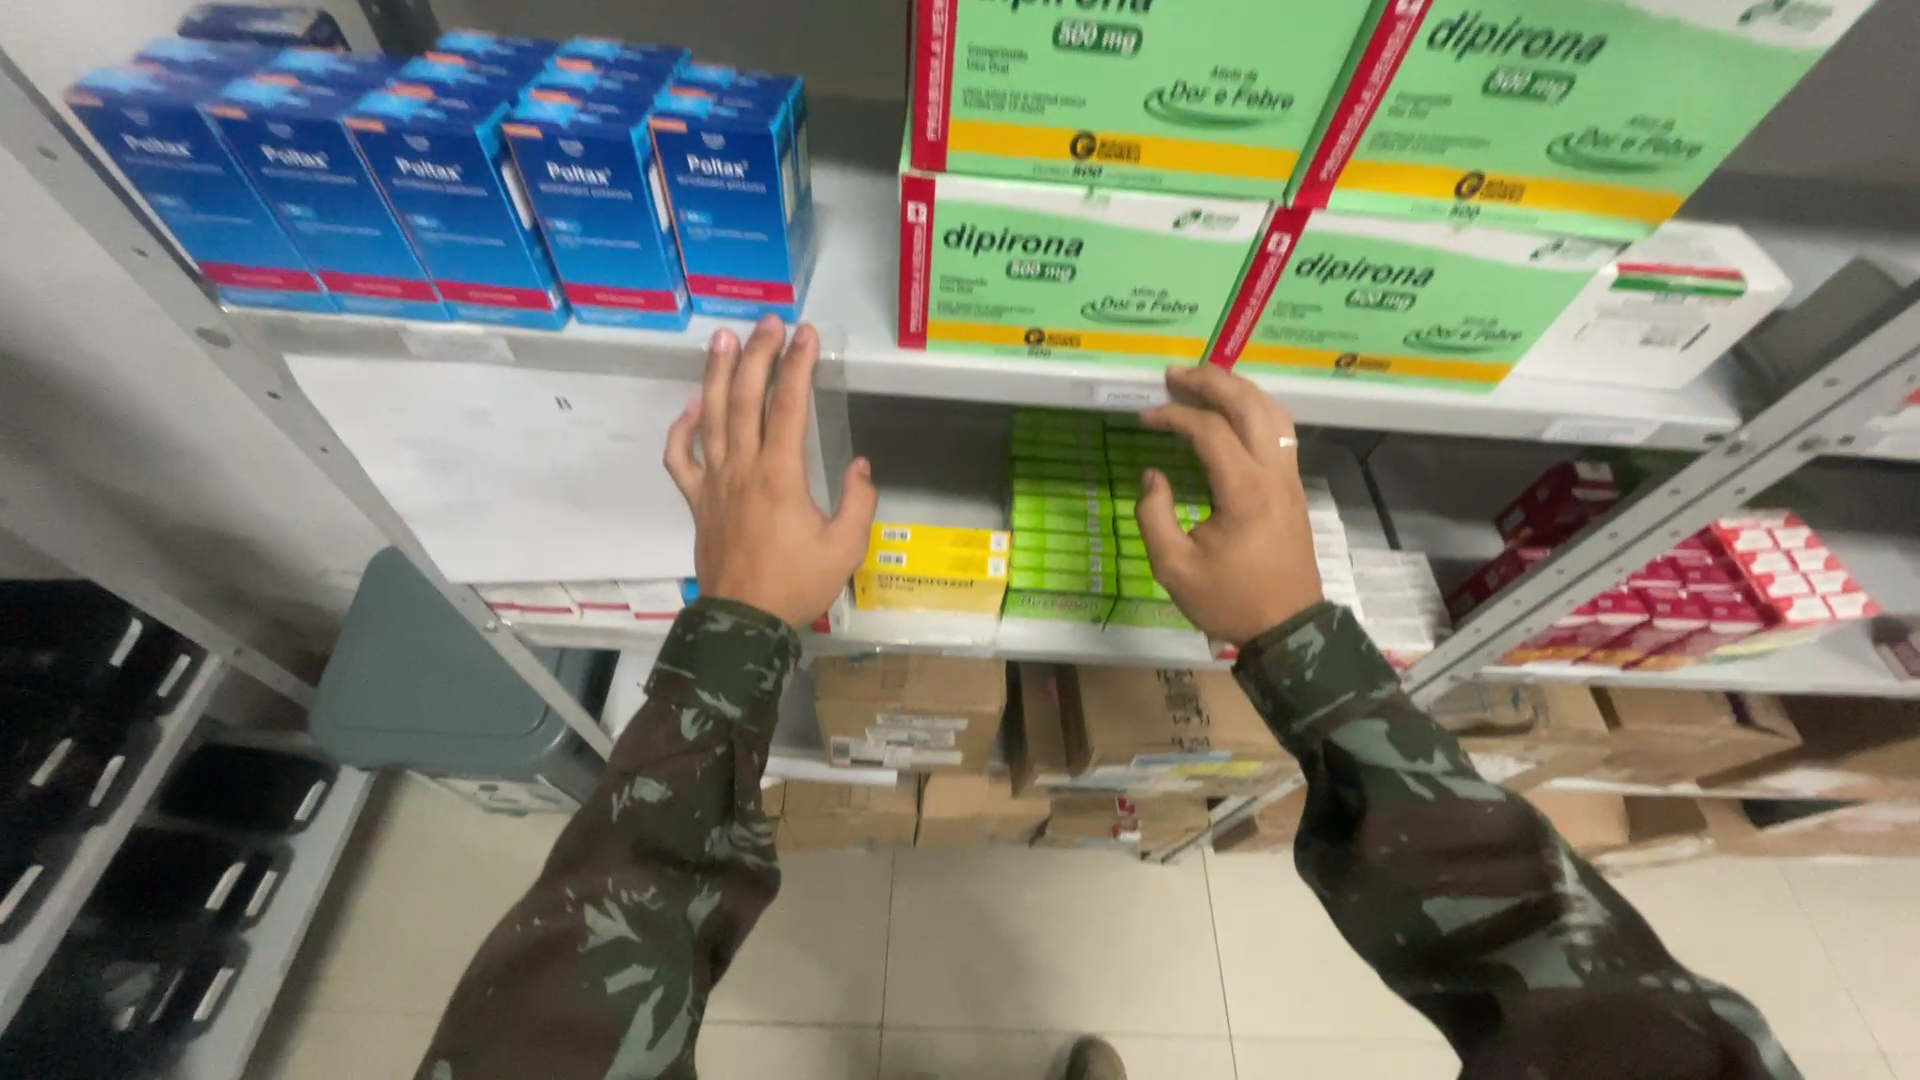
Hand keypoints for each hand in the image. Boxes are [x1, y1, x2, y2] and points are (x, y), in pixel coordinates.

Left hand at [664, 316, 877, 626]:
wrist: (745, 622)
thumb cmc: (797, 585)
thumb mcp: (846, 549)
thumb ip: (858, 503)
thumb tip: (861, 465)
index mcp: (780, 476)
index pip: (788, 406)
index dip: (798, 366)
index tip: (806, 335)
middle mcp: (742, 469)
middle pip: (744, 399)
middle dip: (758, 355)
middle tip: (768, 323)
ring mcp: (714, 483)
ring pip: (709, 417)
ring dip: (717, 375)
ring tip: (724, 338)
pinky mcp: (698, 501)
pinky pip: (681, 459)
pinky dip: (680, 431)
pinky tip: (691, 408)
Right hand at [1135, 365, 1322, 645]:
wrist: (1286, 628)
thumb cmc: (1227, 600)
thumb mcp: (1173, 568)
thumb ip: (1153, 515)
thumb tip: (1153, 475)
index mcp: (1244, 492)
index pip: (1210, 431)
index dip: (1174, 416)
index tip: (1144, 417)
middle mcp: (1274, 474)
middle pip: (1250, 405)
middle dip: (1211, 382)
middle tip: (1174, 374)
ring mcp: (1290, 478)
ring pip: (1273, 412)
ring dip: (1238, 389)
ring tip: (1204, 381)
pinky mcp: (1293, 487)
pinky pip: (1280, 431)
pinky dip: (1256, 408)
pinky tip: (1235, 411)